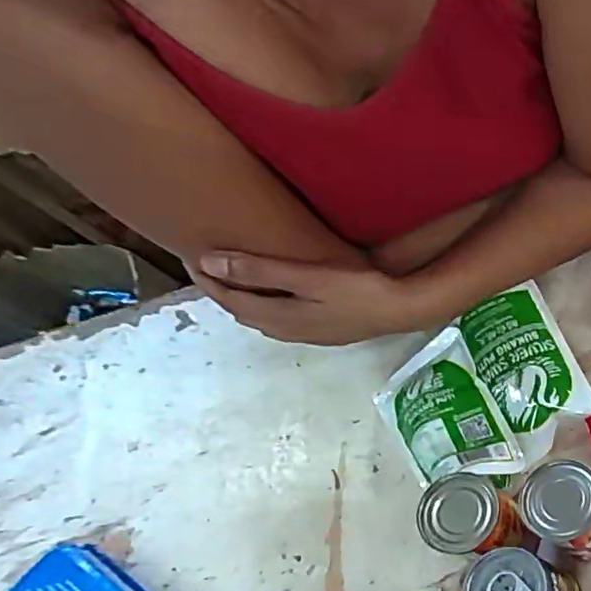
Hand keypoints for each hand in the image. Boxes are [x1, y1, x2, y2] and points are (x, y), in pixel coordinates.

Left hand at [193, 252, 444, 345]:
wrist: (400, 311)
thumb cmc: (357, 291)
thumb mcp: (306, 276)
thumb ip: (259, 270)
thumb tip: (210, 262)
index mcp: (281, 318)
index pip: (231, 300)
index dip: (208, 280)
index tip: (189, 255)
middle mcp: (289, 332)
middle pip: (243, 313)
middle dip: (221, 291)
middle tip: (206, 263)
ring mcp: (308, 335)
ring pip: (262, 319)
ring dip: (244, 300)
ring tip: (232, 277)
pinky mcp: (323, 332)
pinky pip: (280, 320)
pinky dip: (264, 305)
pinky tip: (271, 293)